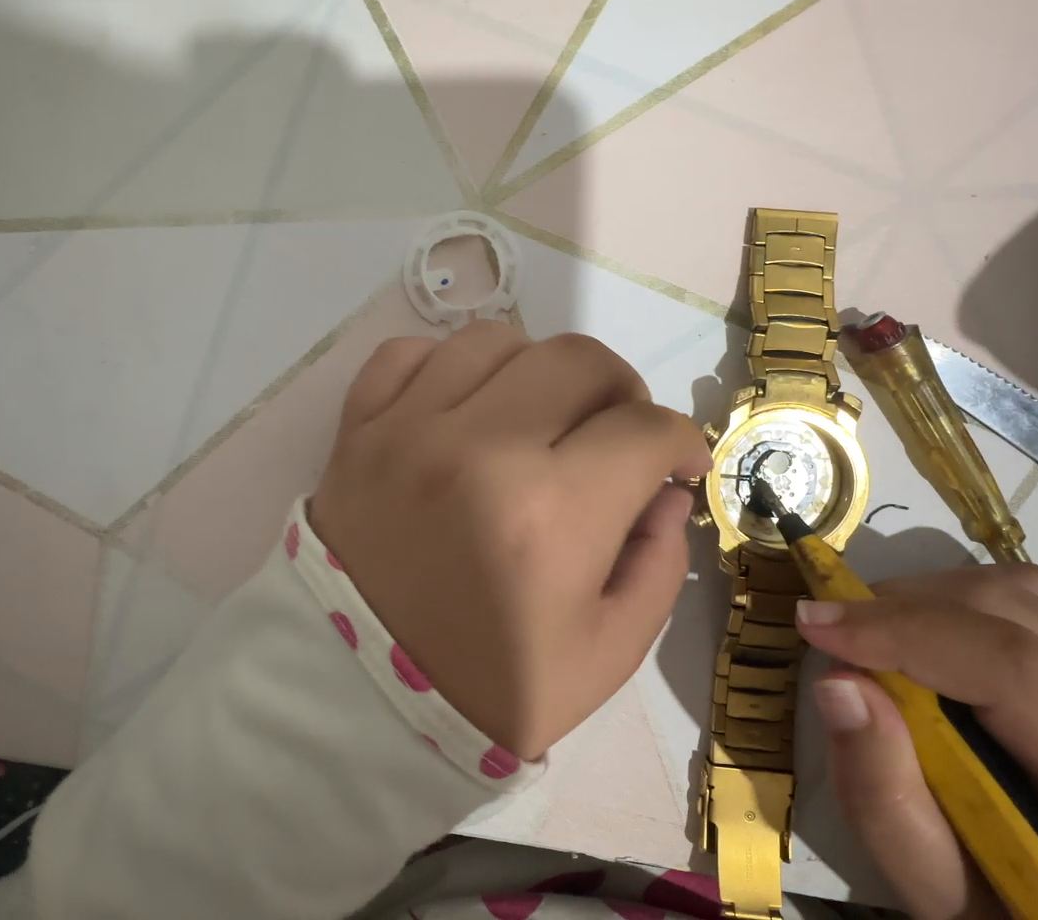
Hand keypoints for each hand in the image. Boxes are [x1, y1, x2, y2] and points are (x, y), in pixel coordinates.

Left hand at [309, 321, 710, 760]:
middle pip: (578, 360)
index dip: (681, 441)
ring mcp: (408, 429)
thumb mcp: (607, 654)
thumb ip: (658, 563)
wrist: (358, 699)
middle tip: (614, 434)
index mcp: (551, 514)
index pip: (644, 428)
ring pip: (495, 339)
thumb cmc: (491, 686)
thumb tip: (665, 489)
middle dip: (620, 391)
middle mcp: (480, 450)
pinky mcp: (356, 430)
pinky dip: (444, 364)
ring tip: (537, 415)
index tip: (676, 464)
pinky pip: (407, 352)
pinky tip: (462, 405)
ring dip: (536, 369)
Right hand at [796, 564, 1037, 919]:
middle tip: (826, 632)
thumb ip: (886, 797)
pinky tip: (922, 631)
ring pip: (1025, 591)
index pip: (1022, 675)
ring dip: (929, 596)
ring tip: (868, 631)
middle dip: (904, 610)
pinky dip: (960, 597)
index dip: (910, 635)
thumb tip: (837, 681)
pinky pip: (1035, 597)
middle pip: (1020, 617)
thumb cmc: (1010, 911)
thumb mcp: (935, 888)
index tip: (812, 627)